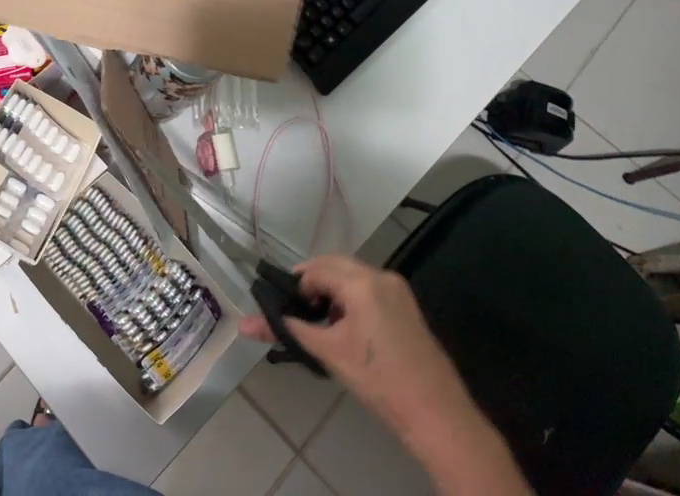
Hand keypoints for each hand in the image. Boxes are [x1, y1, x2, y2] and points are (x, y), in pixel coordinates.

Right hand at [239, 256, 527, 495]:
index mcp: (362, 282)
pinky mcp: (406, 306)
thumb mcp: (327, 352)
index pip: (316, 269)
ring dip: (331, 292)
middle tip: (298, 314)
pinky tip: (345, 329)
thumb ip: (285, 330)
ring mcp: (398, 290)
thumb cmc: (378, 380)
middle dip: (313, 285)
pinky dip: (350, 300)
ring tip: (320, 325)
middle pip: (335, 266)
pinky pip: (368, 289)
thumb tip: (244, 323)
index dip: (296, 286)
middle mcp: (381, 276)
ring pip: (352, 277)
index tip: (285, 309)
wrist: (435, 413)